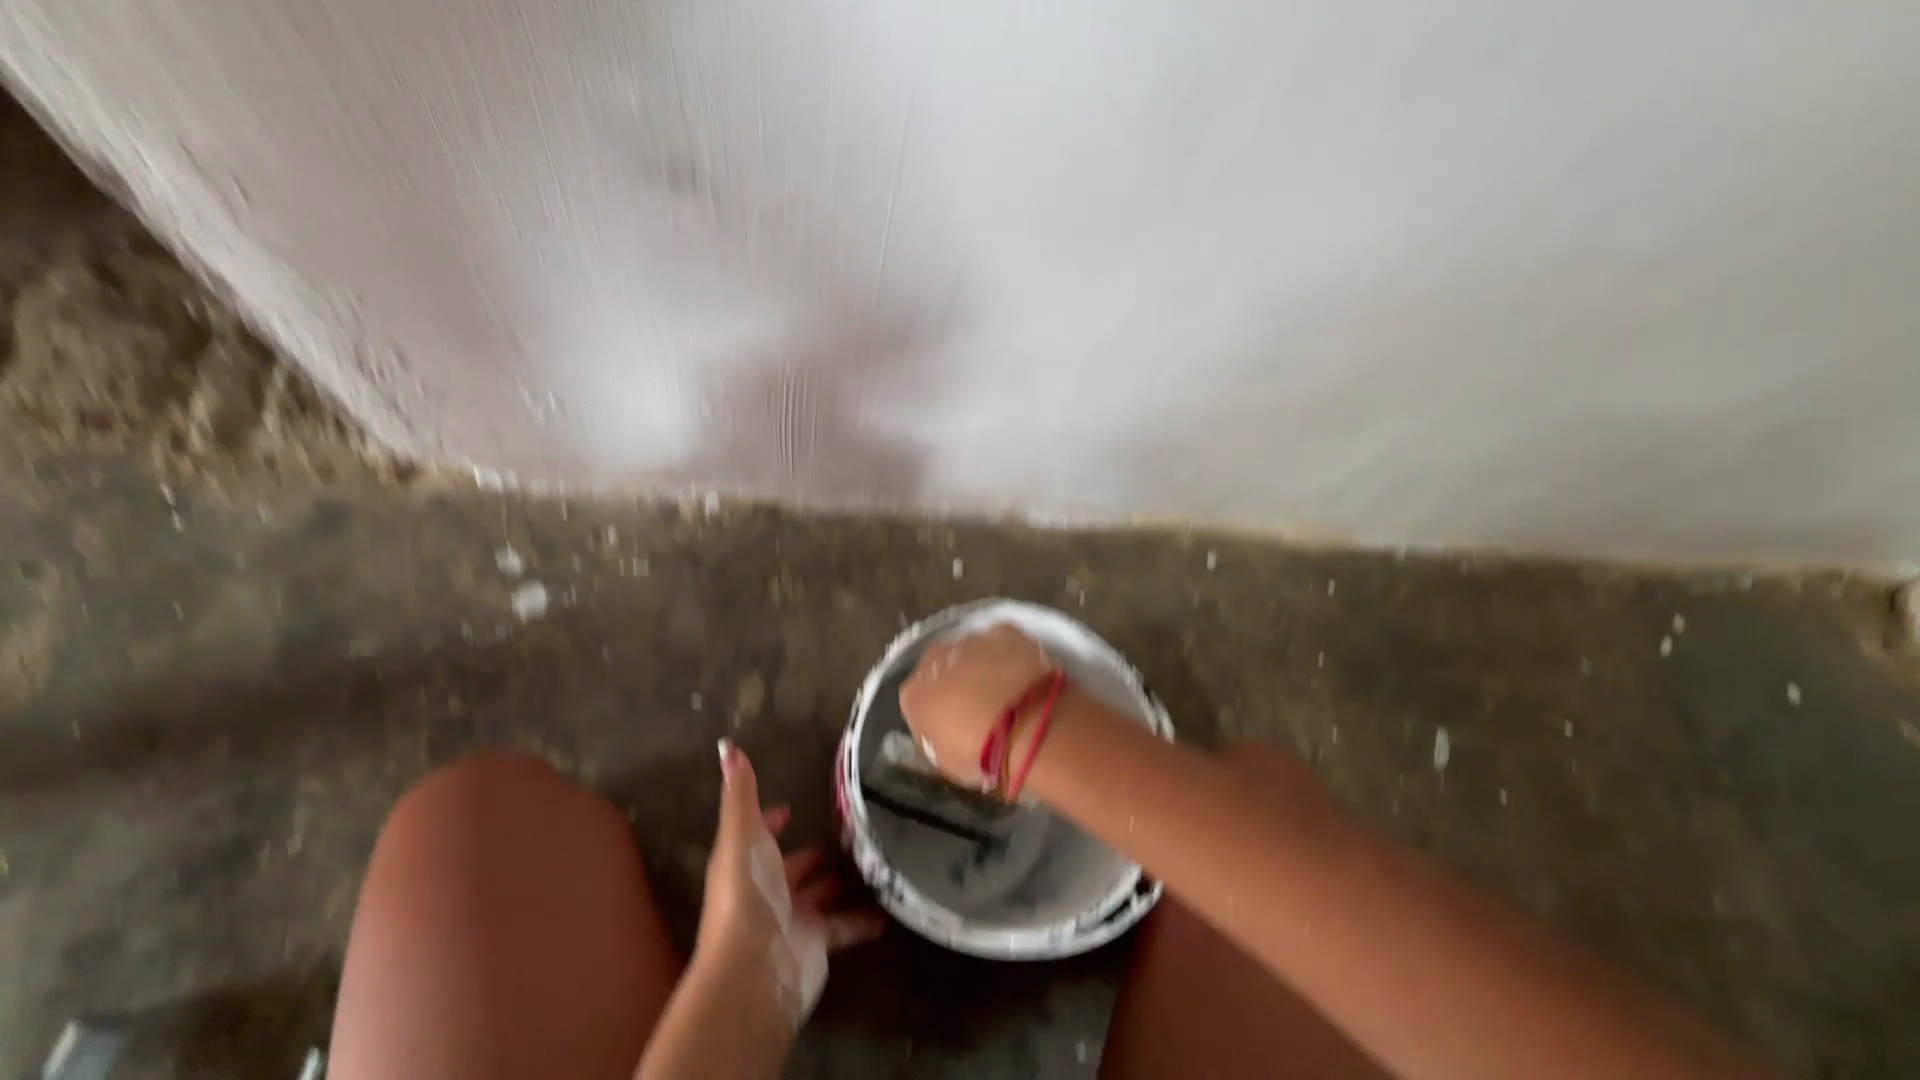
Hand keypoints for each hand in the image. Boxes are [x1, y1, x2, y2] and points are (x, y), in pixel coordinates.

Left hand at [696, 739, 885, 1027]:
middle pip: (789, 870)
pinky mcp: (817, 943)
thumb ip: (741, 795)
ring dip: (836, 885)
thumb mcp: (743, 835)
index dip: (769, 822)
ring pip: (817, 898)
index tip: (789, 808)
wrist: (756, 966)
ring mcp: (792, 919)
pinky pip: (845, 927)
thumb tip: (726, 746)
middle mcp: (767, 891)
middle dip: (807, 857)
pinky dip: (863, 921)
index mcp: (746, 863)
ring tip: (872, 863)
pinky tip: (888, 910)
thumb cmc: (747, 893)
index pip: (757, 836)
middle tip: (843, 834)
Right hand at [896, 622, 1053, 788]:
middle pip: (938, 669)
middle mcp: (934, 660)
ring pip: (969, 651)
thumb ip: (937, 739)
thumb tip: (943, 731)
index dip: (933, 713)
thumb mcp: (946, 761)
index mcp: (913, 694)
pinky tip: (1021, 670)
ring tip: (1004, 689)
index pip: (915, 701)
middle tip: (977, 705)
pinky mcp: (1004, 631)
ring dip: (980, 665)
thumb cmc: (981, 753)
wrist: (1027, 724)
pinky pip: (1000, 641)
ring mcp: (969, 640)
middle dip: (954, 682)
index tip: (950, 727)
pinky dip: (1007, 653)